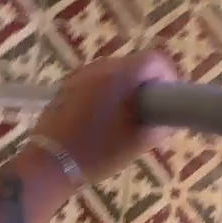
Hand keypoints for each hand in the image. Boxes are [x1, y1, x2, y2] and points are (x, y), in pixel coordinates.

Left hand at [31, 51, 177, 182]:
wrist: (49, 163)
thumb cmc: (96, 153)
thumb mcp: (136, 145)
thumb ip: (159, 128)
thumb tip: (170, 121)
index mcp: (119, 76)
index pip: (155, 59)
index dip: (169, 75)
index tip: (171, 97)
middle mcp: (99, 67)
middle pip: (134, 65)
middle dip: (146, 85)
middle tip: (151, 112)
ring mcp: (79, 75)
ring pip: (113, 73)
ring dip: (125, 89)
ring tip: (126, 118)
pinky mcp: (66, 86)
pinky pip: (95, 82)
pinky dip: (106, 94)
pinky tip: (102, 120)